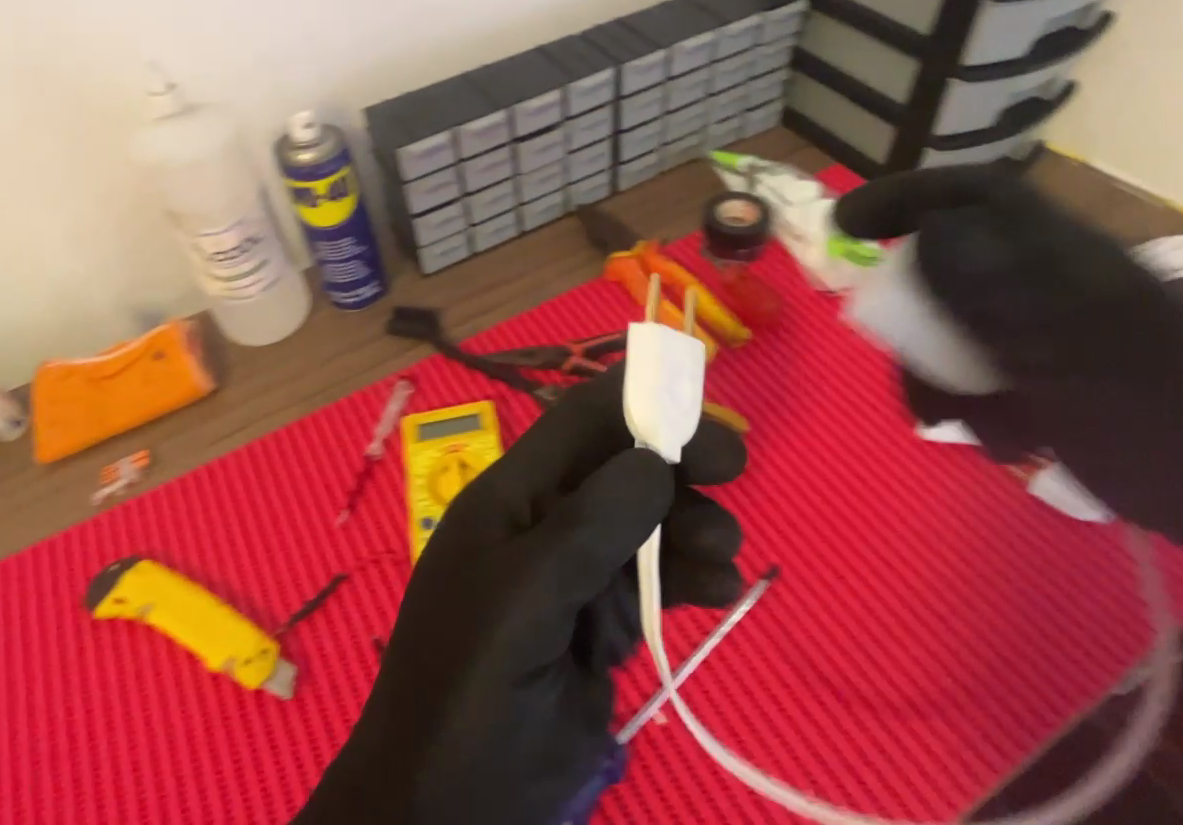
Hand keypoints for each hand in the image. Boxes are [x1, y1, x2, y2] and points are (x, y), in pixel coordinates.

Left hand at [293, 367, 746, 824]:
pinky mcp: (598, 627)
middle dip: (677, 463)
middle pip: (622, 468)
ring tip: (722, 555)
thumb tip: (655, 462)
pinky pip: (653, 582)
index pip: (578, 421)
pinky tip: (722, 590)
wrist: (447, 806)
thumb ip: (591, 523)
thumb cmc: (471, 688)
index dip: (638, 398)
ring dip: (692, 527)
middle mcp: (544, 525)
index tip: (703, 406)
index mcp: (511, 498)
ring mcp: (573, 577)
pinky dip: (690, 577)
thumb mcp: (525, 596)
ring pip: (646, 525)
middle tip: (734, 469)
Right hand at [835, 165, 1182, 738]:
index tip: (843, 228)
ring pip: (957, 332)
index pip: (972, 195)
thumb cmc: (1159, 418)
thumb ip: (994, 288)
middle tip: (911, 378)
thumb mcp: (1069, 349)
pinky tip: (1001, 441)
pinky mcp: (1054, 375)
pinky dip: (974, 407)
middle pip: (947, 274)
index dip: (904, 198)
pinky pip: (982, 374)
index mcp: (1060, 257)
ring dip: (946, 382)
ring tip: (971, 429)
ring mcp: (1051, 330)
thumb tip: (929, 231)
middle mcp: (1050, 281)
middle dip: (918, 328)